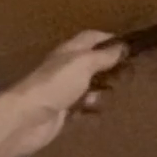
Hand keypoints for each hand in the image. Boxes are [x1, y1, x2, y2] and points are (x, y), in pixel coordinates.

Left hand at [0, 31, 124, 156]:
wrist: (27, 118)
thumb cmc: (56, 83)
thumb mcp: (83, 63)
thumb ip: (104, 56)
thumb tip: (122, 46)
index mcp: (71, 51)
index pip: (93, 38)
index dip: (110, 39)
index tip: (130, 47)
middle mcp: (68, 68)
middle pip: (93, 63)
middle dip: (110, 68)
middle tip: (129, 75)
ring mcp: (65, 91)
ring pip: (90, 87)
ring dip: (102, 91)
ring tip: (112, 95)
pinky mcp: (63, 112)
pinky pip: (83, 109)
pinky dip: (92, 111)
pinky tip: (99, 113)